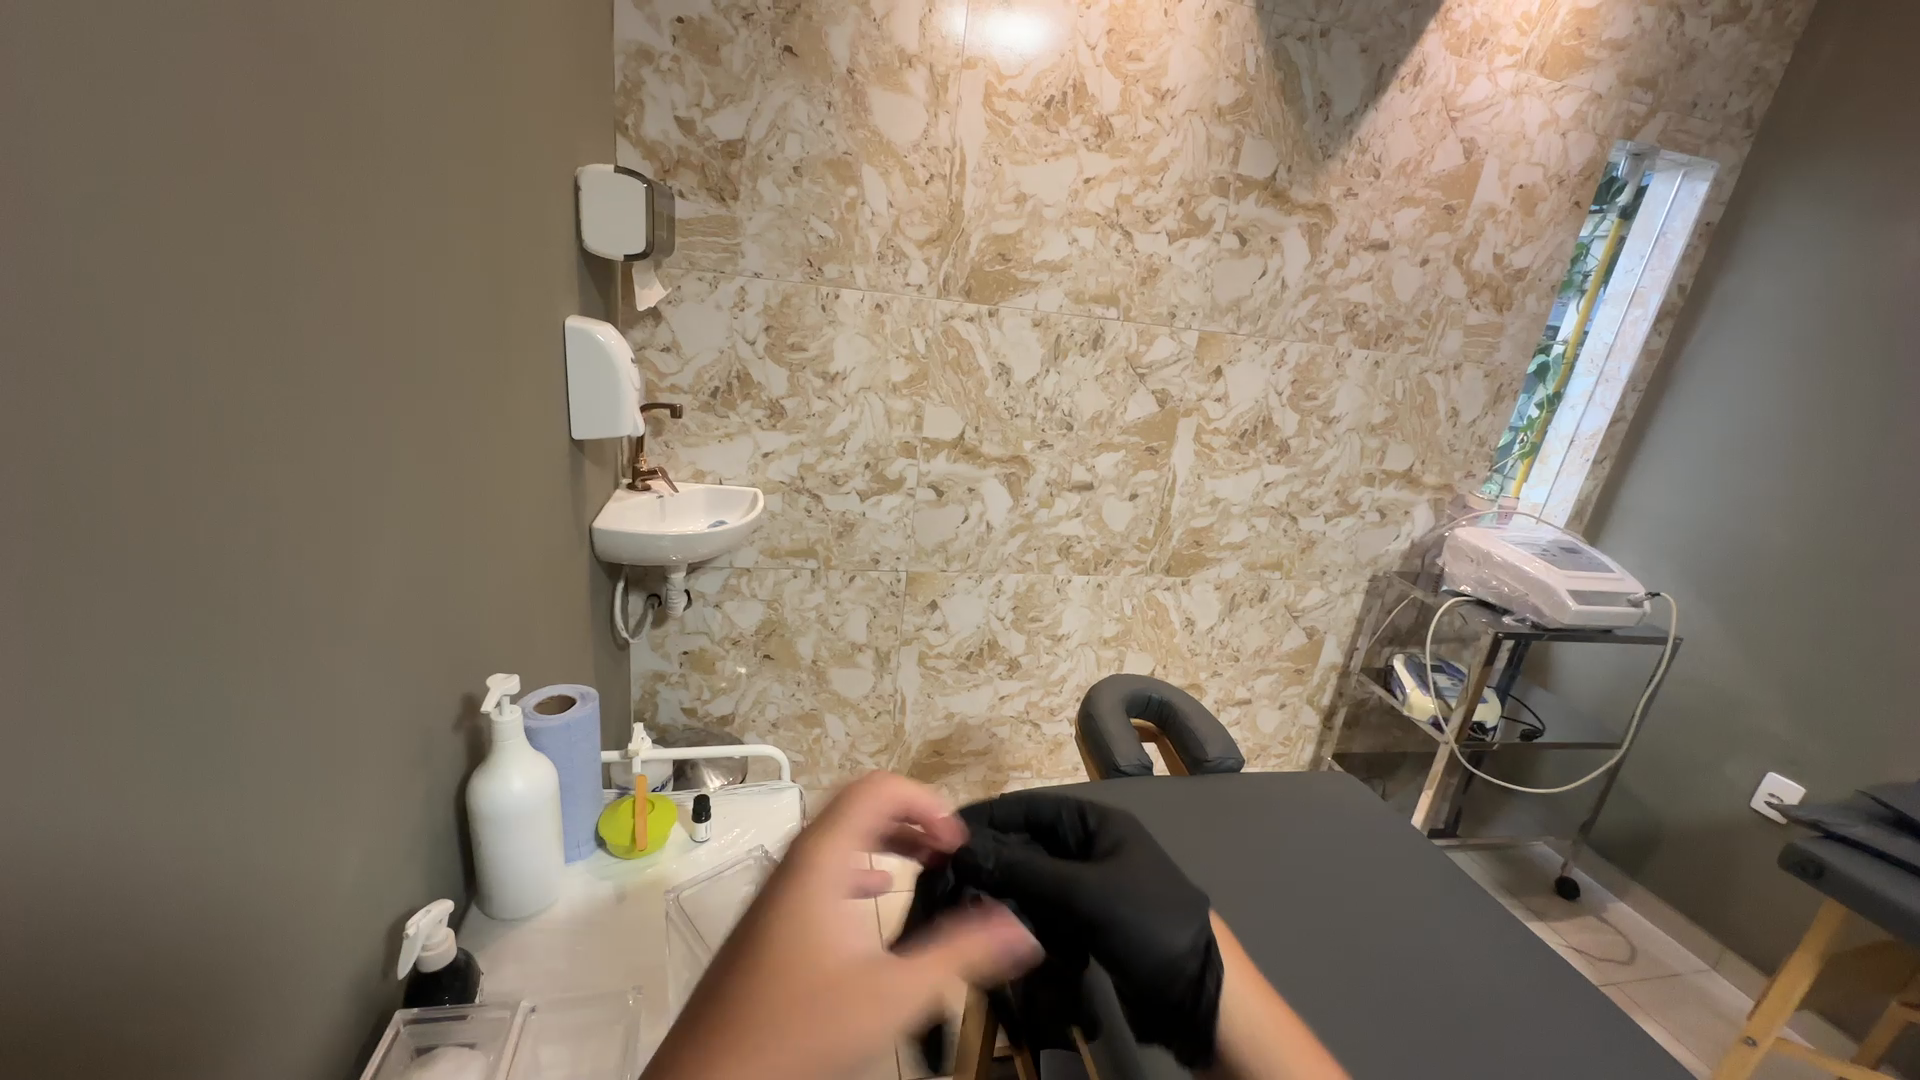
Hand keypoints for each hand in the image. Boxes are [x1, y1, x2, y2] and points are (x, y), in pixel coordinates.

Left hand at [642, 773, 1042, 1079]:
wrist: (710, 1076)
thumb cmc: (798, 1027)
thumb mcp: (892, 994)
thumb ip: (961, 955)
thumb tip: (1020, 930)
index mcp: (823, 857)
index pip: (878, 788)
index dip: (925, 802)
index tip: (957, 843)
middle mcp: (798, 859)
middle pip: (860, 805)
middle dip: (912, 817)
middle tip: (950, 851)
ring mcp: (781, 886)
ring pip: (841, 836)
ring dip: (889, 840)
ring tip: (929, 864)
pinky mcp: (773, 915)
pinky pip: (825, 867)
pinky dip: (862, 866)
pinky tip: (880, 896)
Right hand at [951, 790, 1224, 1067]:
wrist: (1199, 996)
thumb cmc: (1148, 924)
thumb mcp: (1085, 894)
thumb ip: (1024, 870)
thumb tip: (962, 849)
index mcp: (1093, 822)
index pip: (1026, 808)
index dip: (985, 819)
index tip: (941, 836)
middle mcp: (1085, 847)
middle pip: (1024, 844)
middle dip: (988, 860)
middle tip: (945, 879)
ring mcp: (1085, 887)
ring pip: (1028, 881)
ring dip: (1000, 893)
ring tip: (963, 907)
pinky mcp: (1084, 923)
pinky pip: (1041, 912)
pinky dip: (1019, 919)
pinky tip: (996, 932)